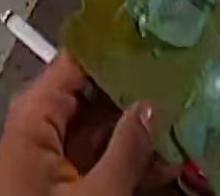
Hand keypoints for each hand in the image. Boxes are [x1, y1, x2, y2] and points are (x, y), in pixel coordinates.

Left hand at [0, 53, 174, 195]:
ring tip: (182, 120)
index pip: (77, 61)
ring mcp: (52, 149)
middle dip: (134, 92)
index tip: (152, 42)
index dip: (113, 49)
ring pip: (100, 124)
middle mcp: (42, 119)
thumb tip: (153, 104)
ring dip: (137, 127)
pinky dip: (127, 156)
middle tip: (178, 82)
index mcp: (37, 110)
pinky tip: (166, 159)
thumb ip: (127, 148)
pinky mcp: (62, 177)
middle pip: (92, 91)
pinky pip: (97, 154)